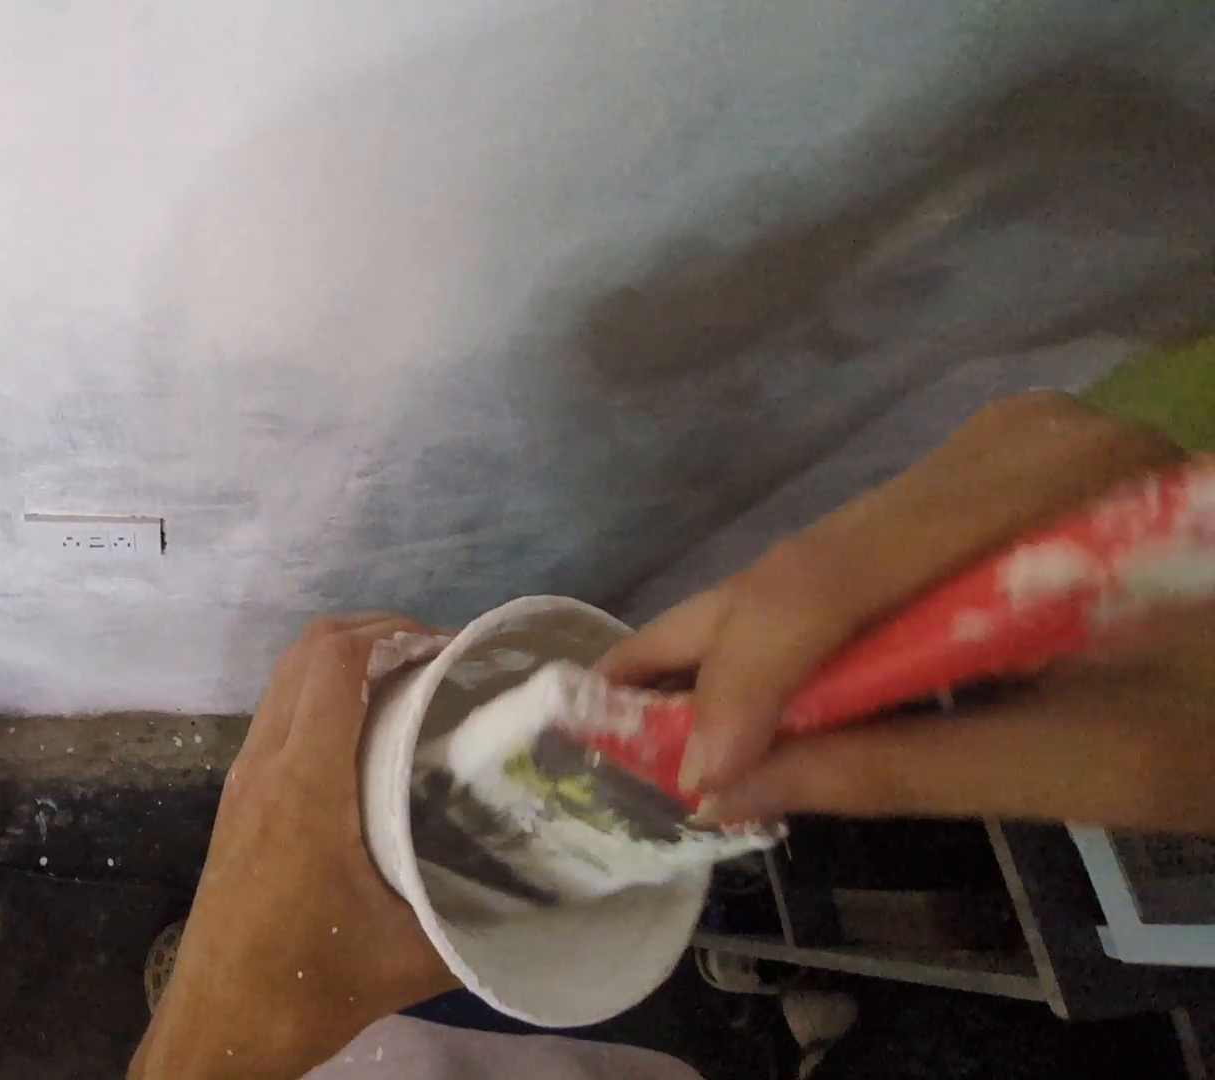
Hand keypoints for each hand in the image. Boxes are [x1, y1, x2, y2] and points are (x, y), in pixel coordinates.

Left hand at [130, 616, 459, 1079]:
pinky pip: (279, 708)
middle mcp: (265, 760)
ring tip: (406, 680)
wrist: (218, 1021)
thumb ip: (481, 915)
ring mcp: (244, 771)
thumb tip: (547, 879)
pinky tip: (364, 728)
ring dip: (342, 658)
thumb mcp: (409, 954)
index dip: (391, 633)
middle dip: (372, 633)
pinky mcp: (239, 789)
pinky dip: (320, 690)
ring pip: (287, 675)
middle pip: (306, 651)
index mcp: (304, 782)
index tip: (448, 649)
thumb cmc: (307, 984)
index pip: (334, 662)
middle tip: (435, 657)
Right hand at [598, 391, 1214, 832]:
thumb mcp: (1106, 765)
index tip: (697, 770)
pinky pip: (833, 567)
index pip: (830, 583)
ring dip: (731, 649)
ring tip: (652, 704)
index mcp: (1038, 495)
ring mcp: (962, 463)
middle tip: (607, 713)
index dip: (744, 678)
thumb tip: (731, 792)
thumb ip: (904, 771)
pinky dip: (783, 634)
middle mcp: (978, 452)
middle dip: (701, 657)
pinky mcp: (951, 489)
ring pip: (802, 566)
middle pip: (796, 567)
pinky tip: (739, 677)